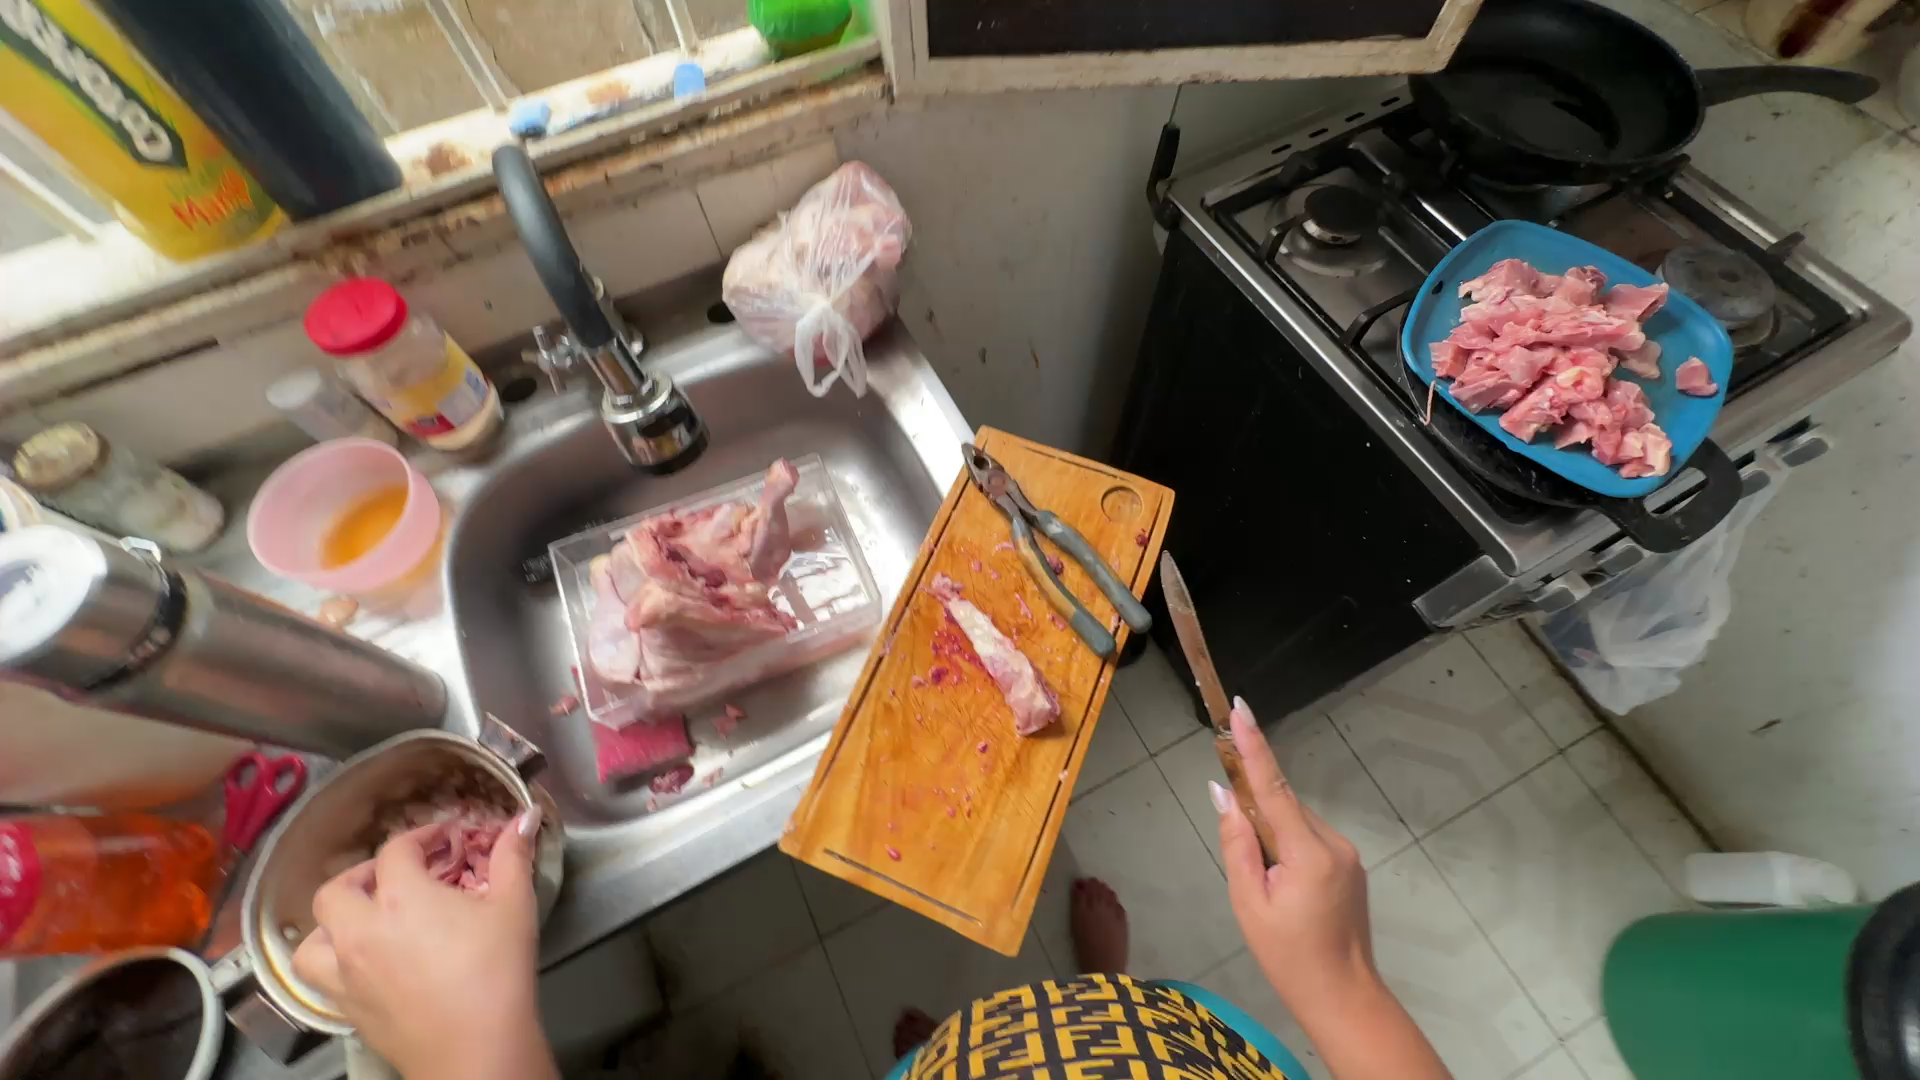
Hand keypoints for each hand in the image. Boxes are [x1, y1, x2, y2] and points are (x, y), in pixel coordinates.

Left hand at [293, 810, 557, 1079]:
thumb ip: (513, 854)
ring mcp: (345, 974)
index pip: (396, 850)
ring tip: (369, 917)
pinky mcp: (343, 1007)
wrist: (473, 1042)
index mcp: (402, 897)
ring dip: (335, 920)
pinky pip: (318, 976)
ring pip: (312, 937)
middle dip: (366, 872)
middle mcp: (361, 931)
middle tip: (401, 873)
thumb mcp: (513, 901)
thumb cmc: (495, 965)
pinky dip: (333, 958)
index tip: (446, 837)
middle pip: (336, 889)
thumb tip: (526, 815)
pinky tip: (366, 959)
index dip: (422, 836)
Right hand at [1212, 697, 1373, 1013]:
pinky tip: (1281, 882)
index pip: (1273, 784)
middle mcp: (1333, 842)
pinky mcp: (1348, 864)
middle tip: (1245, 858)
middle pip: (1282, 803)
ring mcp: (1346, 853)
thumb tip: (1222, 793)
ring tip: (1264, 884)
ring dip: (1270, 832)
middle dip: (1253, 810)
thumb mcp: (1248, 901)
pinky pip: (1306, 836)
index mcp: (1308, 851)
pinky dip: (1285, 843)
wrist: (1346, 999)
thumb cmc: (1288, 956)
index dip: (1253, 744)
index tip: (1239, 708)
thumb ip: (1235, 841)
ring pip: (1293, 820)